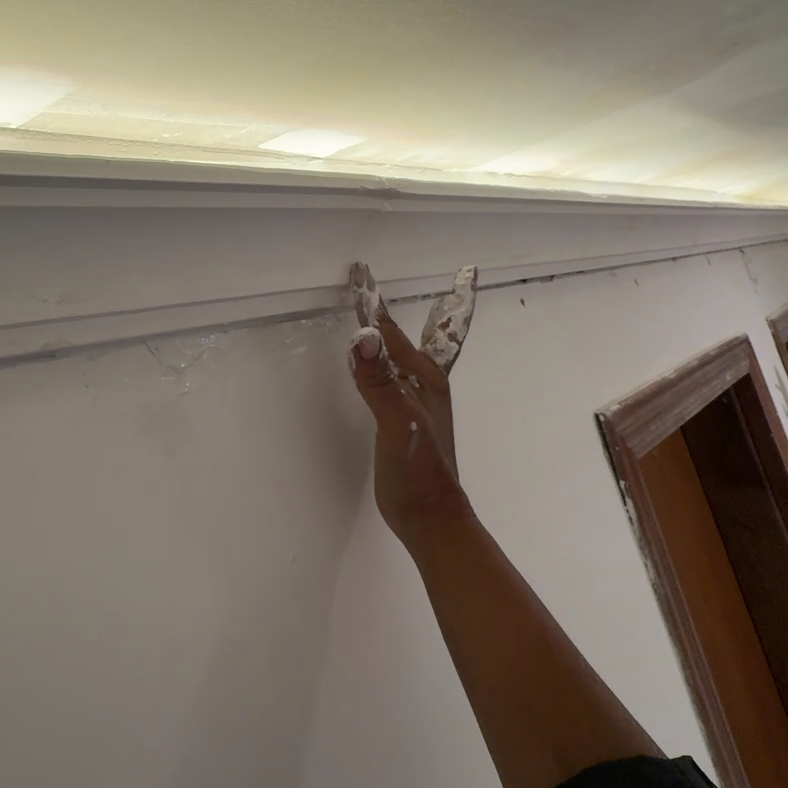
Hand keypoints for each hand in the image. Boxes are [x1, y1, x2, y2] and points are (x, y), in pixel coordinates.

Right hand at [349, 302, 472, 537]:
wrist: (429, 517)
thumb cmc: (418, 471)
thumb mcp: (397, 424)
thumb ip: (379, 383)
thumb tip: (361, 339)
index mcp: (424, 378)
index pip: (391, 330)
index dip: (373, 302)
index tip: (358, 271)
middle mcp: (422, 383)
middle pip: (404, 335)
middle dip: (387, 307)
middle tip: (369, 279)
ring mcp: (413, 400)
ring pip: (396, 354)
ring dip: (385, 331)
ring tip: (372, 311)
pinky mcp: (401, 416)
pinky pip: (389, 375)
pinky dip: (379, 358)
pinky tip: (374, 362)